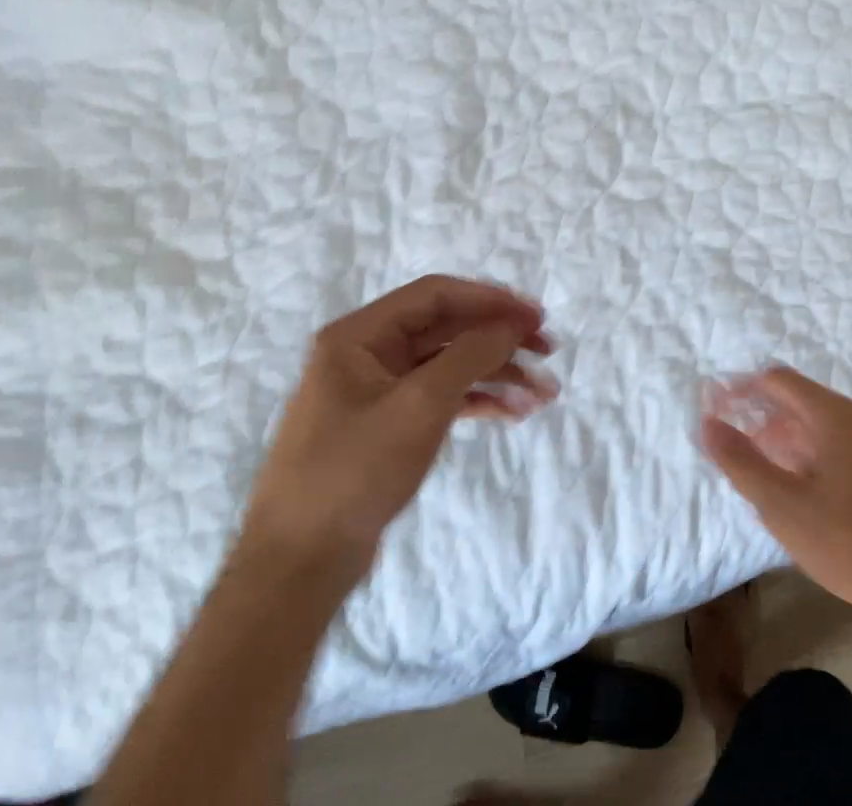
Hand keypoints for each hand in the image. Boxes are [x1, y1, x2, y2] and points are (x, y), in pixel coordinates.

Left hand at [243, 276, 556, 571]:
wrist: (302, 556)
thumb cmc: (354, 471)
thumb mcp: (420, 406)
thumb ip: (471, 355)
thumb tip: (513, 322)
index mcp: (359, 337)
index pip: (436, 295)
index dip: (492, 300)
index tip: (538, 317)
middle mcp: (366, 354)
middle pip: (448, 328)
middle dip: (501, 338)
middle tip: (549, 352)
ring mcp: (378, 391)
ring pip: (451, 365)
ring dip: (499, 373)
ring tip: (544, 395)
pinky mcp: (389, 425)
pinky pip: (443, 397)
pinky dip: (480, 401)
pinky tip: (514, 414)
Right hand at [699, 369, 851, 631]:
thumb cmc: (848, 543)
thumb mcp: (782, 505)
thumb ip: (741, 461)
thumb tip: (707, 422)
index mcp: (833, 416)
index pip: (776, 381)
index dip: (738, 391)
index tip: (709, 412)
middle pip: (796, 400)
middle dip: (756, 416)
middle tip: (724, 447)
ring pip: (814, 426)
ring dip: (778, 439)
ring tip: (750, 471)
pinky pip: (832, 447)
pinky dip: (802, 456)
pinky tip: (788, 490)